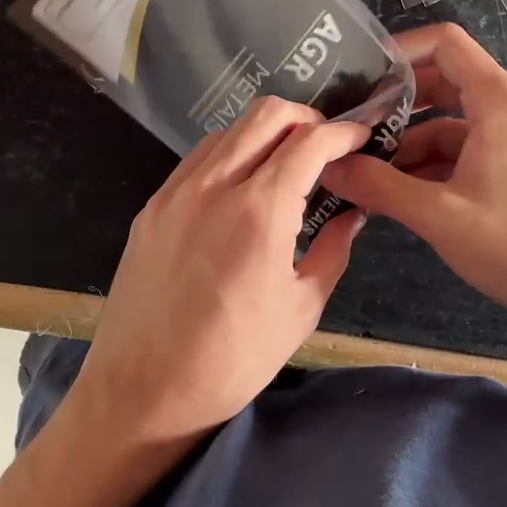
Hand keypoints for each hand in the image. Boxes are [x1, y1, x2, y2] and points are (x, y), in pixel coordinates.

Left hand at [74, 97, 370, 443]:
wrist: (143, 392)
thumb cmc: (234, 359)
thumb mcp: (302, 308)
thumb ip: (333, 250)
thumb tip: (352, 215)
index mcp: (261, 212)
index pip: (309, 142)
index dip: (343, 132)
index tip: (362, 138)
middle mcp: (216, 187)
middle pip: (266, 115)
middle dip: (306, 118)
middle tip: (326, 145)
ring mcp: (176, 194)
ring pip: (229, 131)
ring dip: (265, 134)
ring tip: (285, 165)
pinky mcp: (152, 208)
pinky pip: (198, 160)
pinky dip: (230, 155)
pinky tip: (241, 189)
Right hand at [321, 24, 506, 343]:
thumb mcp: (437, 215)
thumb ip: (378, 185)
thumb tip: (329, 166)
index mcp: (502, 102)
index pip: (447, 43)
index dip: (402, 48)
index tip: (363, 72)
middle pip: (451, 80)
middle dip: (402, 103)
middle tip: (356, 125)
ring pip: (462, 118)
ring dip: (418, 139)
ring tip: (372, 168)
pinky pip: (479, 142)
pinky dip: (444, 158)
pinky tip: (409, 187)